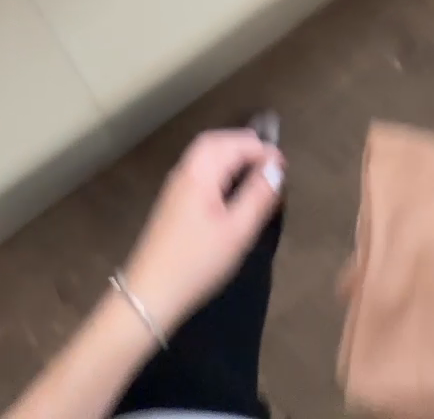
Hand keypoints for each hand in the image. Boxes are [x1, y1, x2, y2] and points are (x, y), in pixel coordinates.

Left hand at [119, 129, 285, 334]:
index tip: (283, 164)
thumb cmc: (197, 261)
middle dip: (243, 144)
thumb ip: (258, 196)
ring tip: (255, 168)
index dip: (261, 149)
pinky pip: (199, 168)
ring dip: (231, 153)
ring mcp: (176, 185)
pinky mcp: (173, 200)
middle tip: (269, 158)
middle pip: (215, 142)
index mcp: (200, 172)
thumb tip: (276, 168)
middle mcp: (185, 170)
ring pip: (205, 155)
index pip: (233, 144)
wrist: (150, 292)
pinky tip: (230, 186)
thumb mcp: (236, 231)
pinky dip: (219, 166)